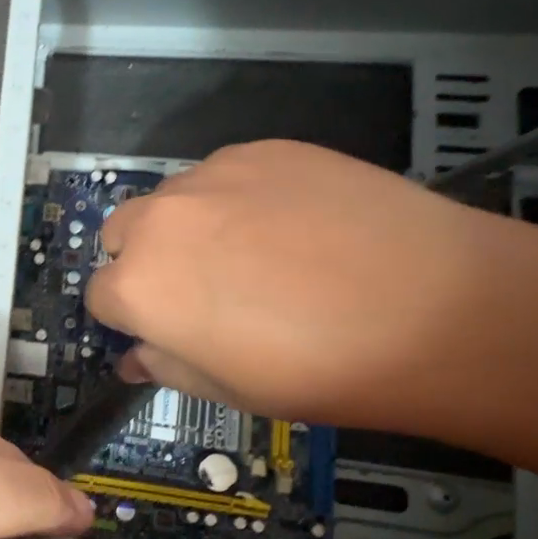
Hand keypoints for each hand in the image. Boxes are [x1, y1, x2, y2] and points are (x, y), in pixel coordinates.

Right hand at [86, 140, 490, 423]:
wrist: (437, 306)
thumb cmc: (321, 368)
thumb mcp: (230, 390)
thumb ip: (166, 366)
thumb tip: (138, 357)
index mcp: (138, 286)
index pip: (100, 297)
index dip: (132, 317)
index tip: (167, 329)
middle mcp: (159, 221)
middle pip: (123, 235)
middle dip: (147, 261)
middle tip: (205, 289)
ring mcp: (211, 176)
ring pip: (173, 200)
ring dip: (190, 226)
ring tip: (257, 253)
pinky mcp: (263, 148)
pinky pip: (226, 174)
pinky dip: (239, 198)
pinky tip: (294, 225)